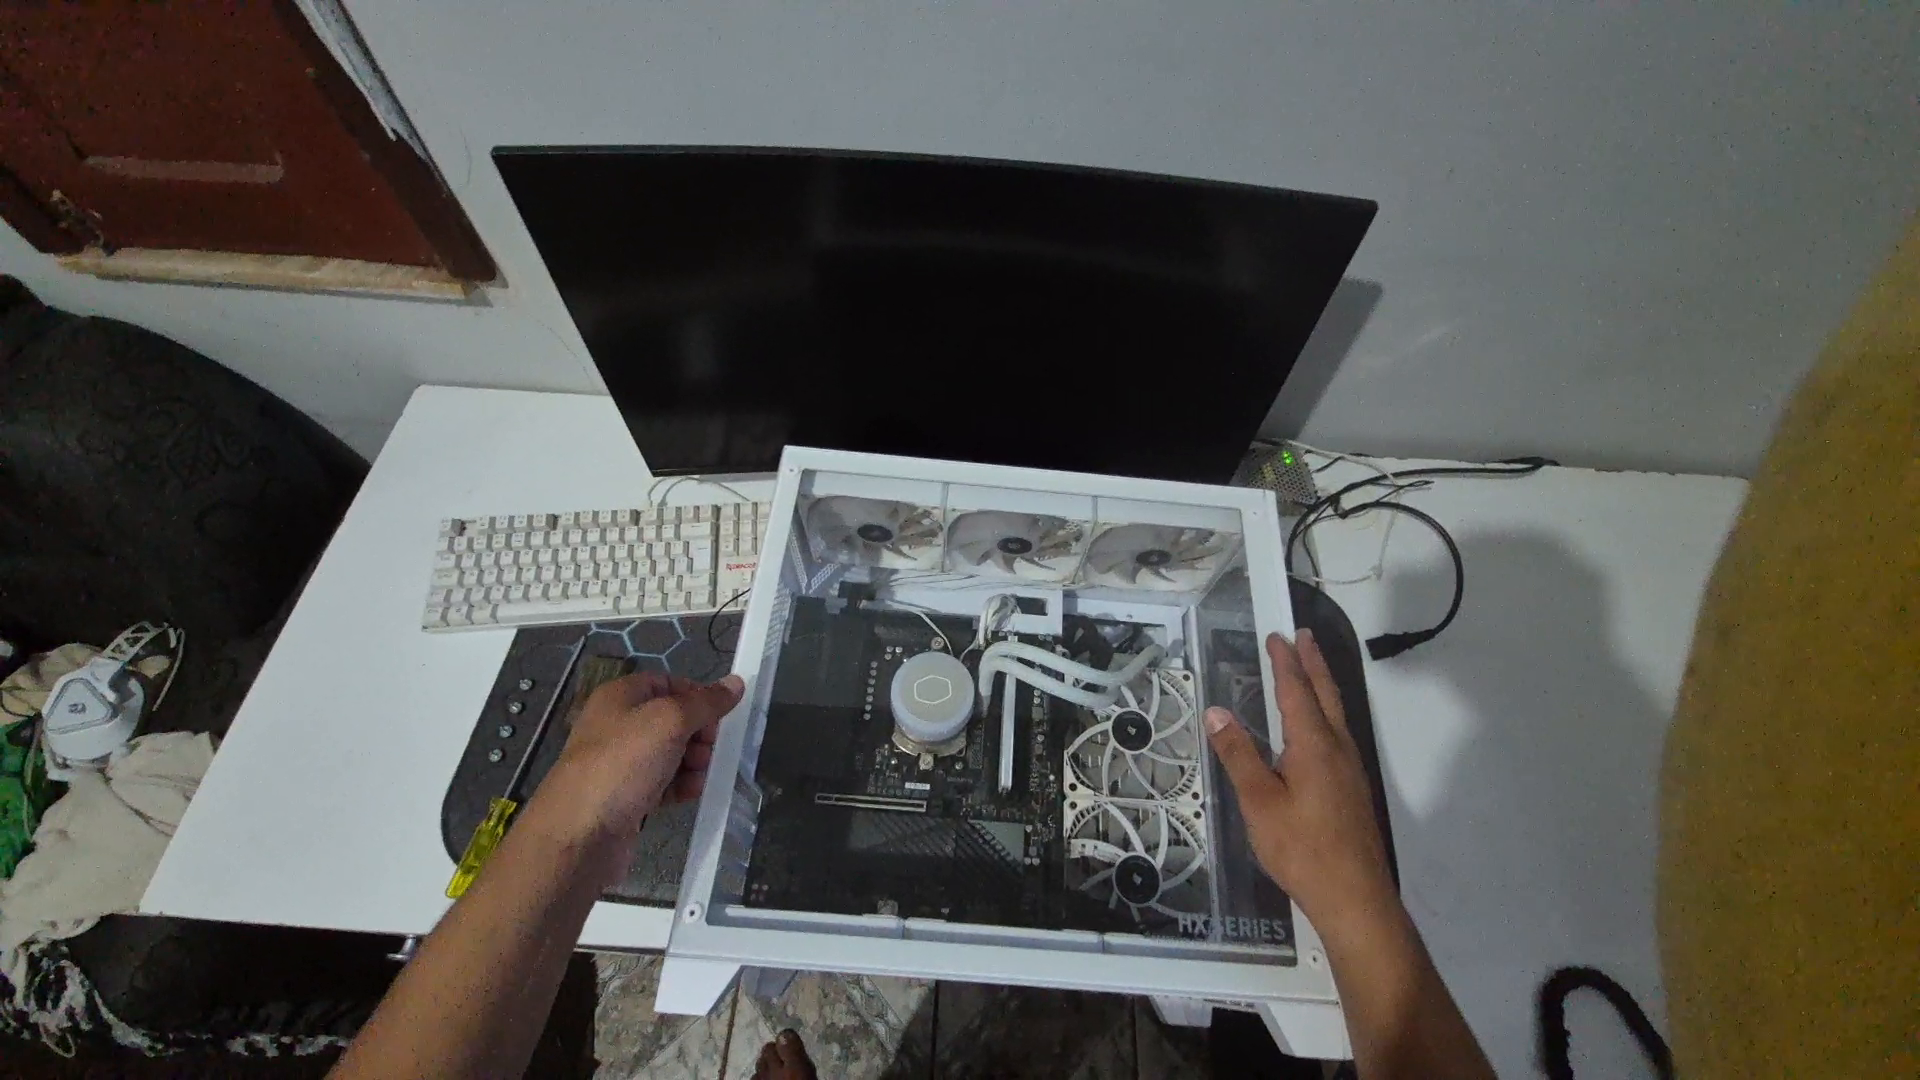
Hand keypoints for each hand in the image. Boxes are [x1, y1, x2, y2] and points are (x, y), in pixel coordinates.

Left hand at [533, 671, 743, 852]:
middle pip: (673, 719)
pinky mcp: (625, 795)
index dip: (697, 696)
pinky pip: (663, 782)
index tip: (719, 715)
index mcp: (621, 696)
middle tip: (708, 750)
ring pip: (671, 753)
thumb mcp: (670, 721)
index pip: (669, 683)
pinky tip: (691, 793)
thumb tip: (736, 682)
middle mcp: (618, 725)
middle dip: (699, 734)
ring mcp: (621, 762)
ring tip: (700, 776)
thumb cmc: (623, 764)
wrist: (578, 835)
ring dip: (694, 763)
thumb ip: (706, 702)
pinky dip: (680, 785)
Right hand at [1204, 630, 1398, 945]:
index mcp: (1313, 745)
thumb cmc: (1301, 848)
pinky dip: (1325, 711)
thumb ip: (1238, 754)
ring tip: (1310, 668)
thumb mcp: (1258, 801)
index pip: (1296, 692)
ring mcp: (1350, 769)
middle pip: (1325, 695)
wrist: (1354, 899)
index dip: (1285, 663)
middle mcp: (1337, 749)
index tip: (1277, 636)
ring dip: (1321, 684)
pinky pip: (1338, 732)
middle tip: (1302, 635)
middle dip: (1312, 663)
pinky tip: (1317, 726)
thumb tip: (1217, 711)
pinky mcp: (1352, 788)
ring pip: (1336, 713)